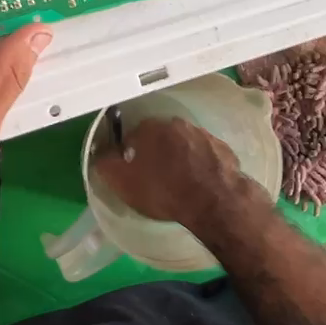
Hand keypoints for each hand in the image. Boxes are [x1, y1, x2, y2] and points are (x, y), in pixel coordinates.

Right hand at [89, 117, 271, 235]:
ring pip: (185, 144)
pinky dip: (201, 165)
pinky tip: (200, 183)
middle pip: (161, 137)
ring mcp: (203, 134)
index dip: (130, 154)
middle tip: (155, 177)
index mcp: (151, 127)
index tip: (133, 171)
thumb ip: (107, 166)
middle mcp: (177, 123)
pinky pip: (205, 155)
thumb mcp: (124, 183)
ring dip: (181, 157)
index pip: (133, 135)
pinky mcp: (223, 149)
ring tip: (179, 182)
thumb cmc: (163, 191)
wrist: (213, 201)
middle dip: (157, 153)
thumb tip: (102, 156)